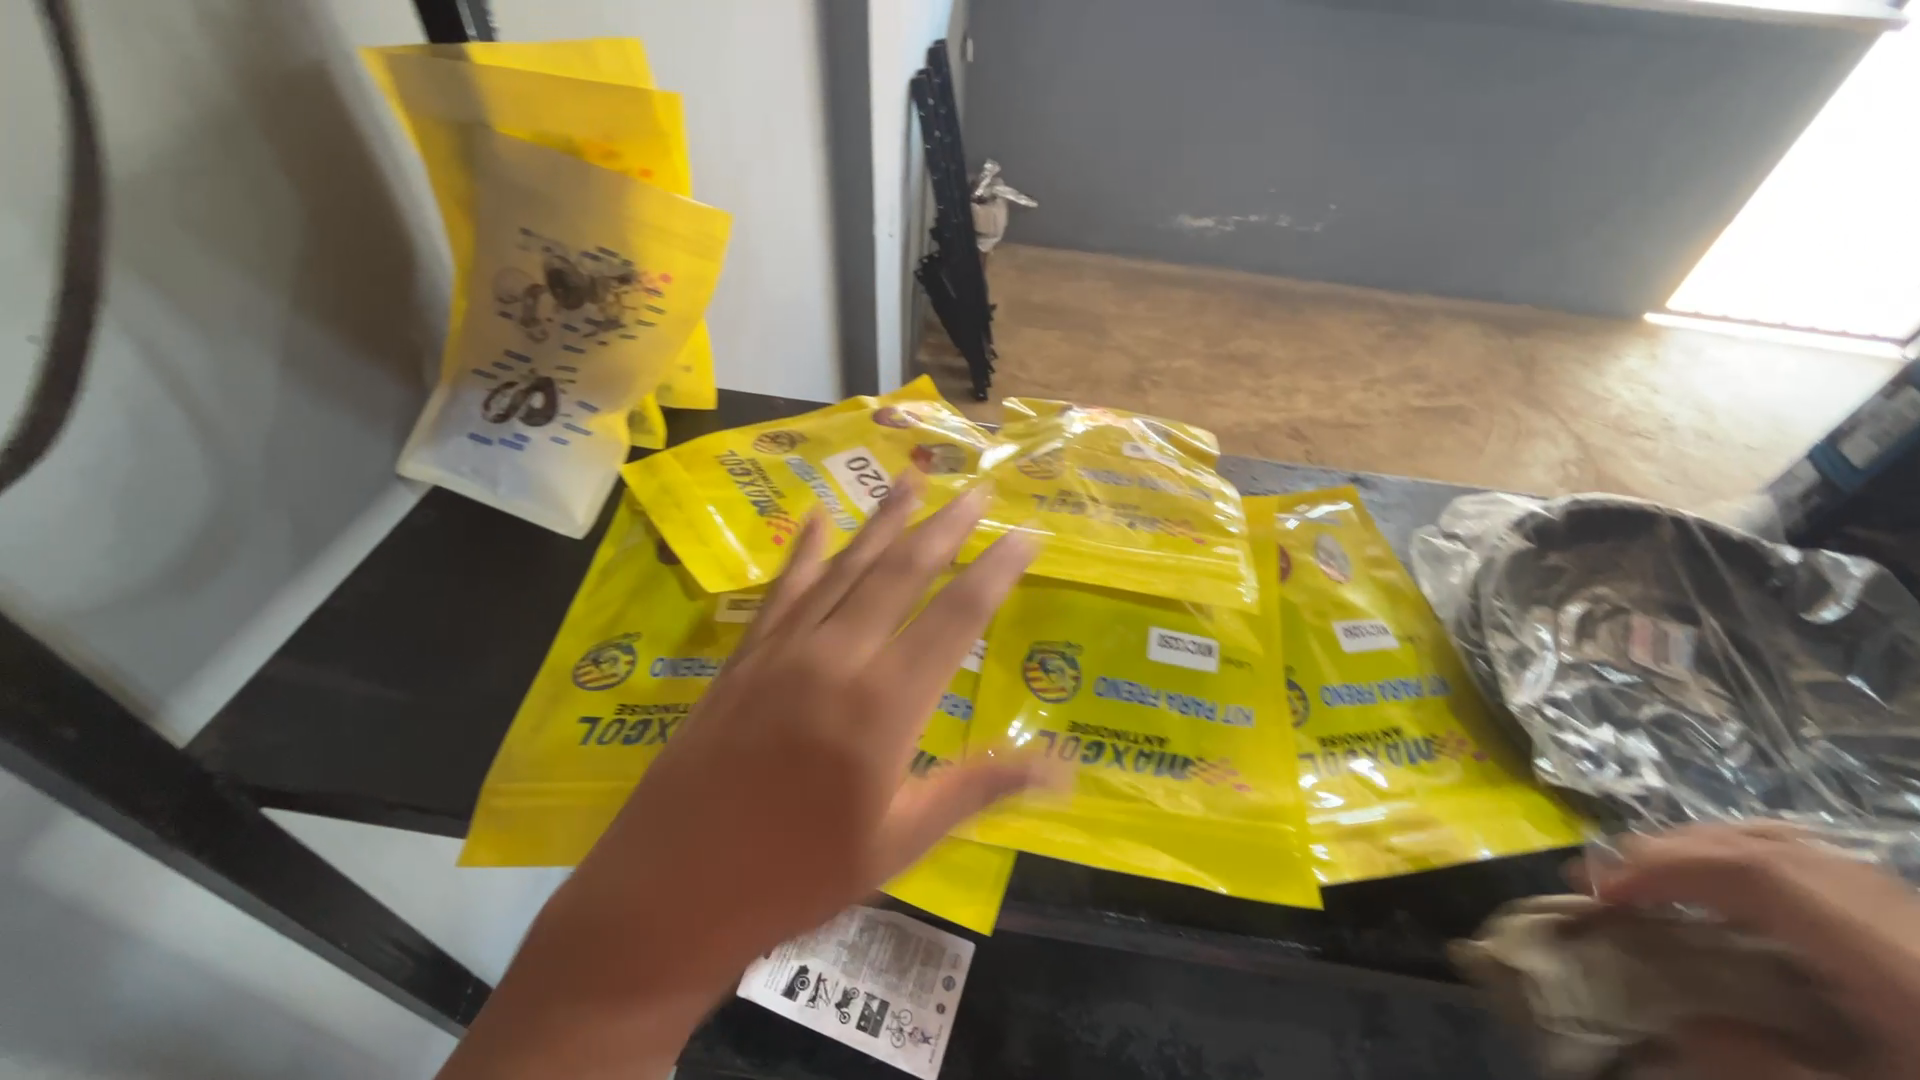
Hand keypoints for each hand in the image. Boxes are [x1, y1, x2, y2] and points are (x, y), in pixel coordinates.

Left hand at [440, 480, 1045, 1078]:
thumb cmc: (798, 878)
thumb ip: (976, 788)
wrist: (671, 891)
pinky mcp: (743, 658)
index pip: (957, 617)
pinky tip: (816, 517)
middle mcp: (836, 658)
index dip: (997, 571)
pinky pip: (782, 589)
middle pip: (900, 573)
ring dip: (883, 521)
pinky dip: (804, 549)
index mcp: (884, 705)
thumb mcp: (899, 844)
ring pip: (844, 567)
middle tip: (978, 489)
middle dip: (945, 527)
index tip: (1028, 534)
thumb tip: (1060, 769)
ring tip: (913, 478)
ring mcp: (782, 651)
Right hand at [1588, 824, 1919, 1079]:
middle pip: (1769, 845)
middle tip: (1606, 877)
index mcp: (1887, 952)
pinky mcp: (1913, 927)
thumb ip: (1767, 1067)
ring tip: (1654, 876)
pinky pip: (1821, 870)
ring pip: (1796, 848)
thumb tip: (1668, 1032)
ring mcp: (1908, 914)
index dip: (1665, 866)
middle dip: (1673, 850)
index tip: (1598, 889)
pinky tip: (1730, 900)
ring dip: (1709, 851)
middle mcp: (1897, 914)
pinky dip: (1751, 867)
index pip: (1756, 872)